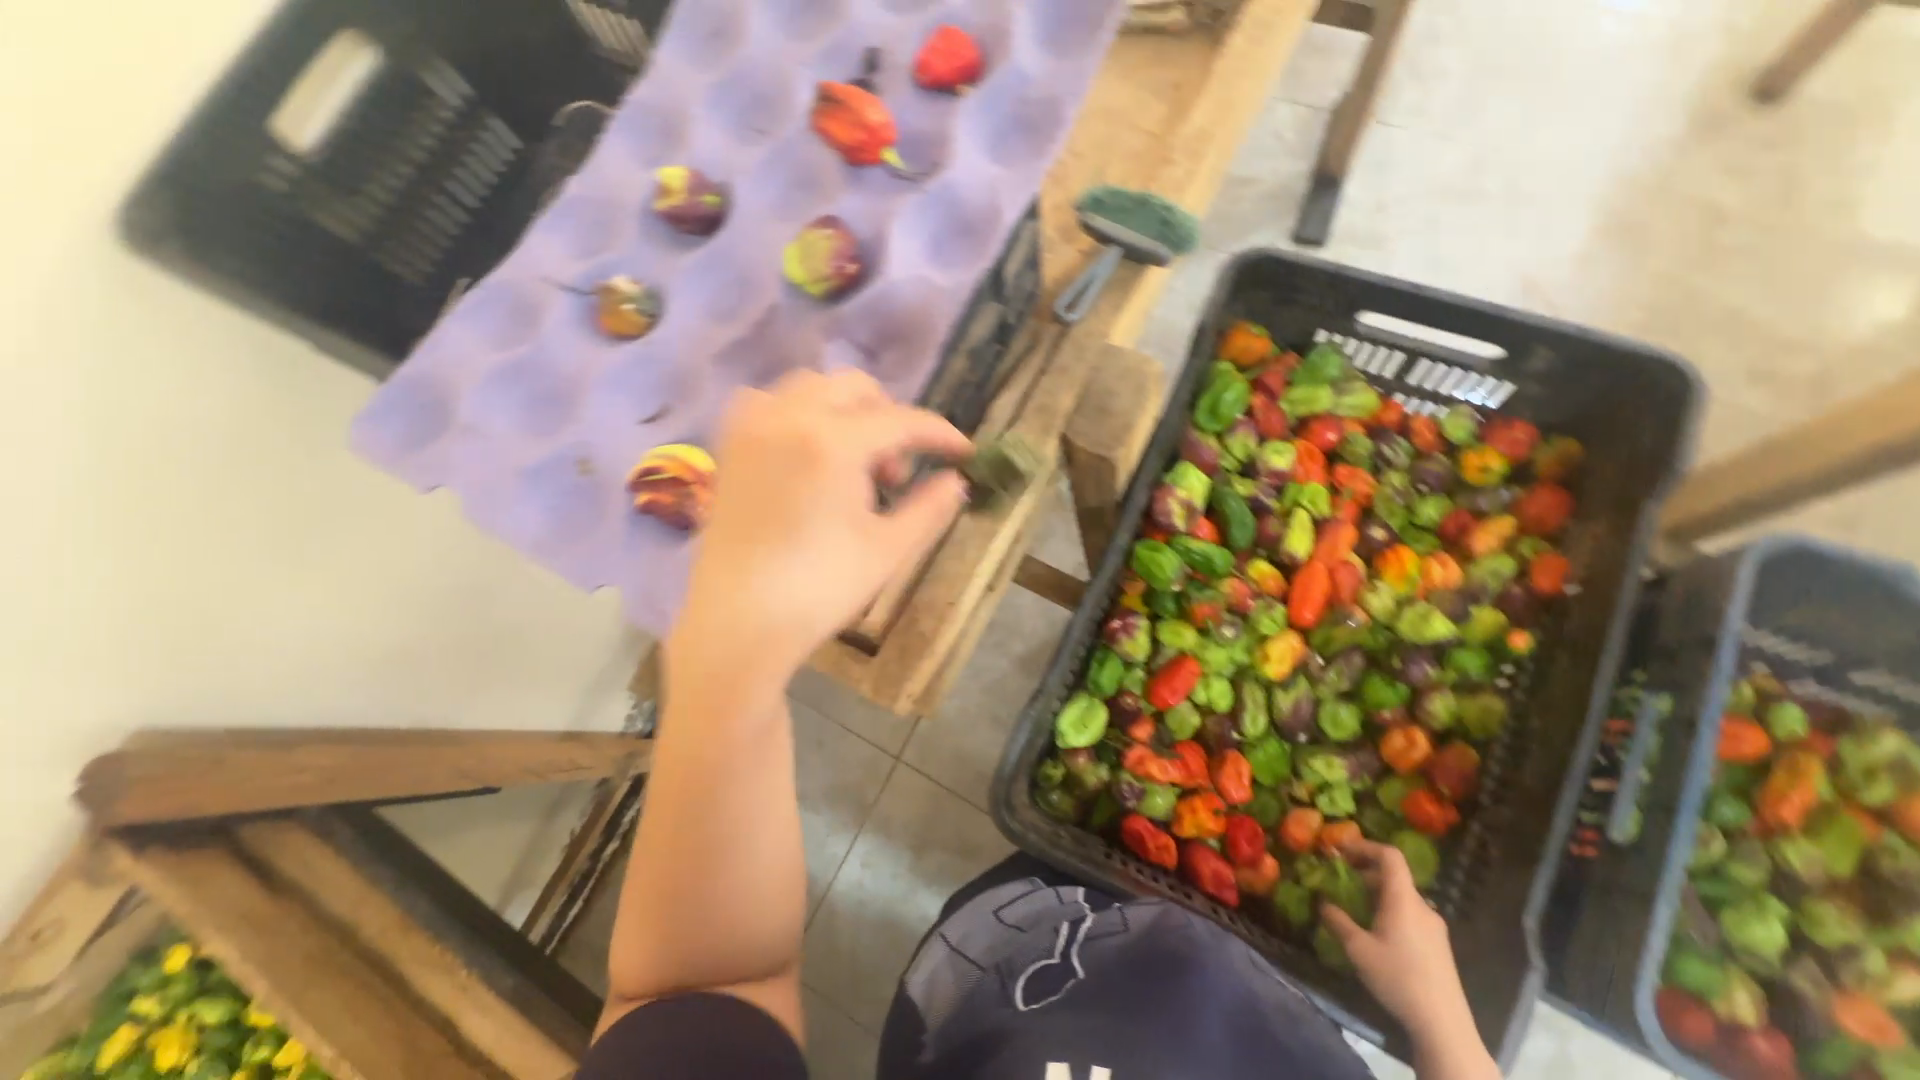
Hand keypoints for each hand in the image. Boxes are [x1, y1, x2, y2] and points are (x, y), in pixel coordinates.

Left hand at [668, 370, 971, 693]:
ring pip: (811, 387)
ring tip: (853, 462)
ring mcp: (753, 427)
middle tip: (896, 473)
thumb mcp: (888, 549)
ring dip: (844, 410)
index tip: (963, 452)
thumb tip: (956, 481)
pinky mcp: (730, 446)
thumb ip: (929, 508)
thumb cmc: (819, 590)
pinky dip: (796, 411)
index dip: (939, 434)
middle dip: (888, 418)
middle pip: (854, 389)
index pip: (901, 420)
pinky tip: (807, 450)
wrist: (739, 624)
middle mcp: (789, 417)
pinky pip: (768, 402)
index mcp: (832, 442)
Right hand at [1321, 841, 1474, 1042]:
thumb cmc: (1398, 978)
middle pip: (1394, 876)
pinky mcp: (1438, 945)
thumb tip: (1323, 902)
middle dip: (1364, 873)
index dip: (1365, 846)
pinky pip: (1410, 915)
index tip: (1341, 850)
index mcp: (1404, 900)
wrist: (1443, 1022)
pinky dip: (1389, 911)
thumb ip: (1338, 922)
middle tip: (1339, 882)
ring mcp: (1434, 926)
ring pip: (1401, 897)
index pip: (1390, 856)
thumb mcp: (1358, 950)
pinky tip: (1376, 934)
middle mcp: (1422, 906)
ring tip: (1354, 909)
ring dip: (1376, 894)